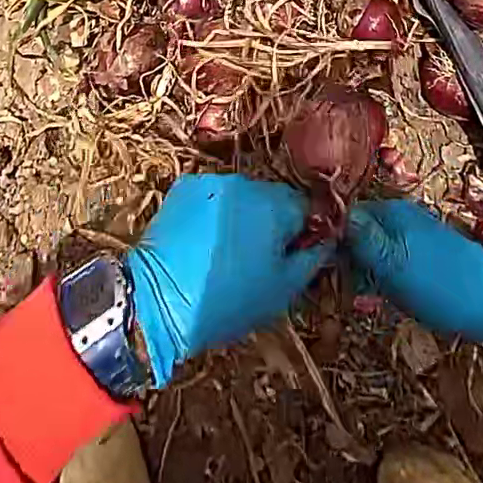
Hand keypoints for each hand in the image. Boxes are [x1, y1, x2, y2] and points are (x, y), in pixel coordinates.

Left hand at [124, 175, 331, 385]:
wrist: (155, 301)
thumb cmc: (225, 300)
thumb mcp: (281, 290)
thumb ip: (312, 258)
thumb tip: (326, 240)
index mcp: (275, 204)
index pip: (306, 208)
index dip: (302, 234)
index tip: (290, 256)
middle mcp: (246, 184)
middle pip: (274, 199)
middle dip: (272, 223)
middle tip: (258, 259)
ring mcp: (214, 182)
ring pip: (244, 197)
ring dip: (244, 216)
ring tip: (227, 252)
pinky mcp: (186, 187)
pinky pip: (215, 196)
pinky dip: (216, 213)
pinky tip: (205, 241)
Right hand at [347, 199, 482, 382]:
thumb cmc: (443, 286)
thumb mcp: (394, 266)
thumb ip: (362, 240)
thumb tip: (331, 214)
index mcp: (393, 212)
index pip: (347, 216)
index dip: (332, 240)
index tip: (324, 267)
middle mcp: (402, 216)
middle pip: (359, 232)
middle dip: (349, 259)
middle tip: (347, 289)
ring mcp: (415, 235)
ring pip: (374, 249)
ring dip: (364, 272)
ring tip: (366, 297)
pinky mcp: (424, 253)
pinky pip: (392, 260)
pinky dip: (383, 277)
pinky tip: (385, 297)